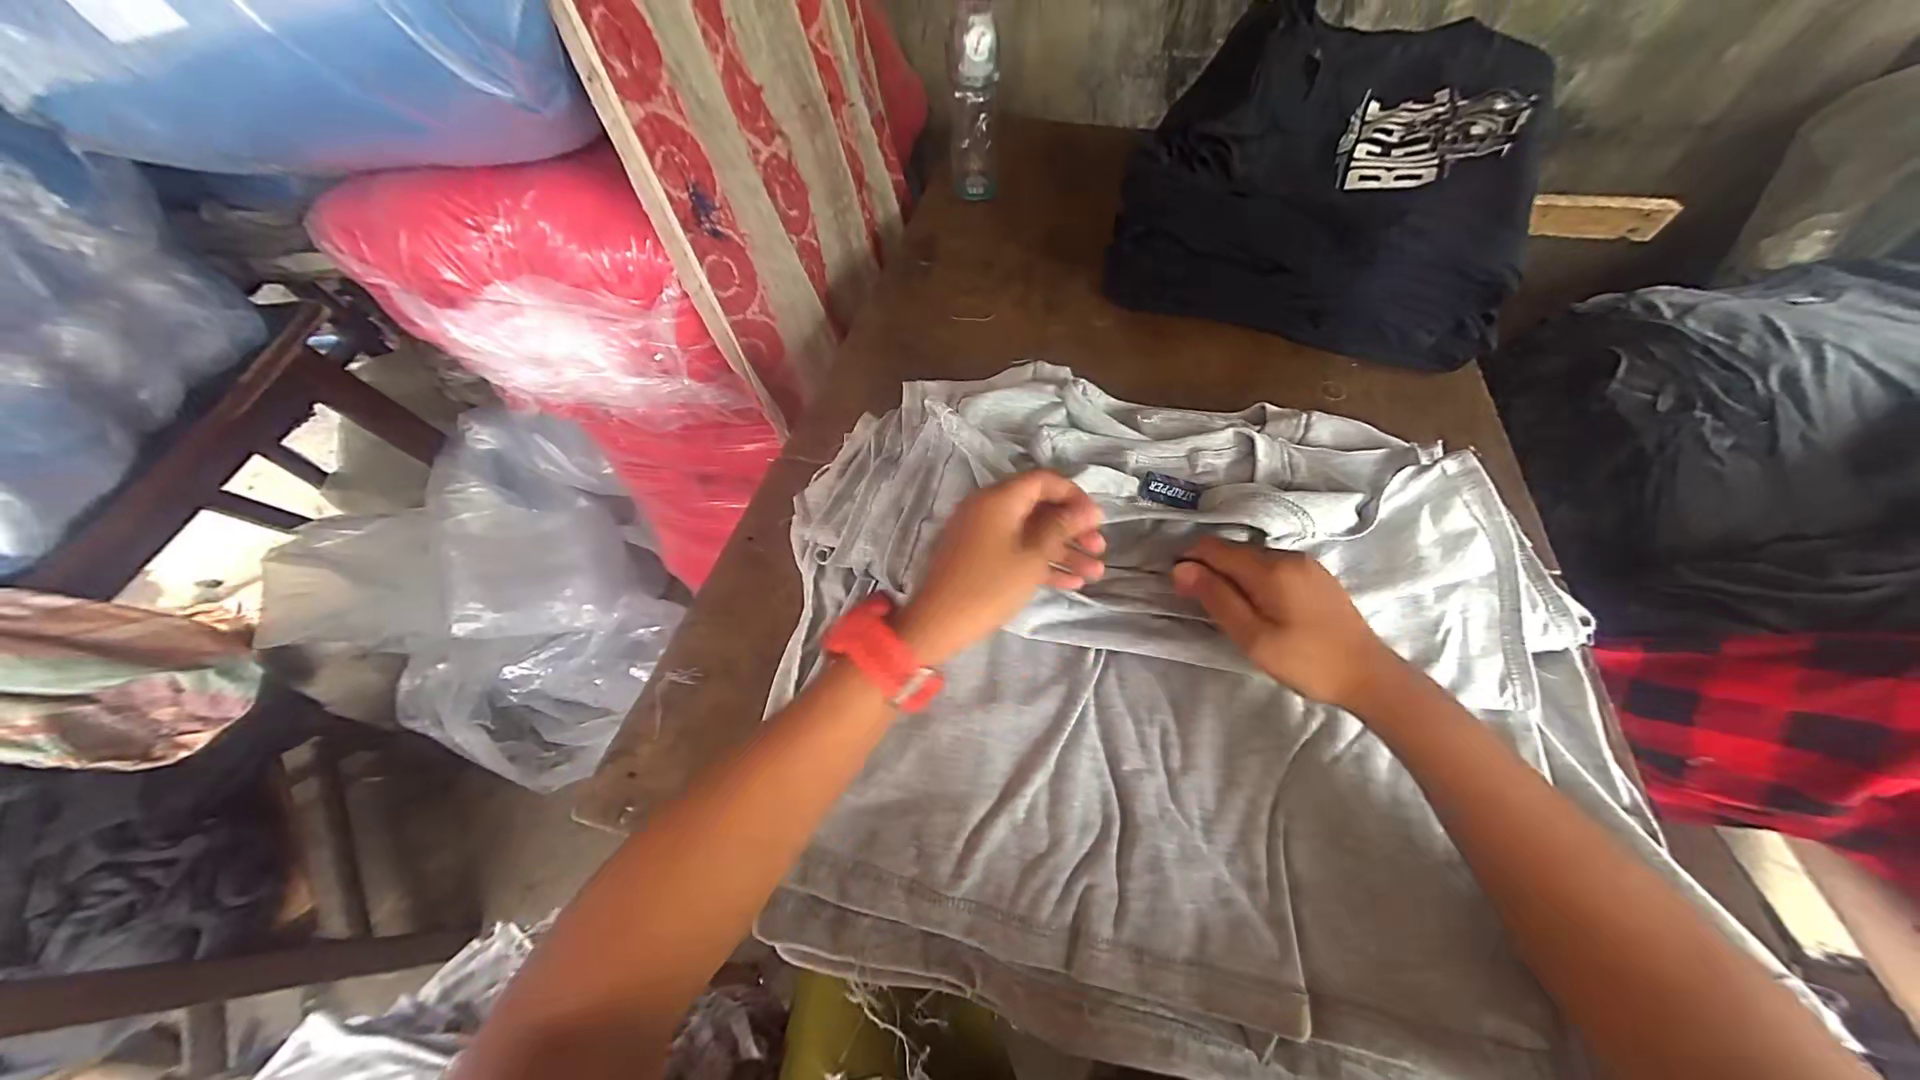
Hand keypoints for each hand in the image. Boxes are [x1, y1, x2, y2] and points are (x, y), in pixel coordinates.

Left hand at [894, 470, 1105, 664]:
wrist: (938, 622)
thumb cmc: (990, 587)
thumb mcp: (1033, 557)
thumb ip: (1062, 527)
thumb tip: (1089, 508)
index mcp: (999, 498)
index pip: (1044, 481)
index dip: (1075, 495)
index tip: (1097, 519)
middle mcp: (987, 507)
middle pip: (1038, 508)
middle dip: (1072, 529)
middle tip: (1099, 549)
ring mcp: (980, 532)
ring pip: (1029, 532)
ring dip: (1062, 550)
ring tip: (1094, 573)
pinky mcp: (976, 555)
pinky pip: (1013, 549)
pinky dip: (1039, 561)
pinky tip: (1070, 583)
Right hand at [1171, 536, 1401, 709]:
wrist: (1370, 676)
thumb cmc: (1306, 661)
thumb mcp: (1252, 636)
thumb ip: (1216, 598)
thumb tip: (1181, 568)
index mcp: (1270, 568)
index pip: (1213, 547)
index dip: (1189, 561)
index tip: (1179, 589)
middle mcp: (1287, 556)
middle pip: (1232, 551)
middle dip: (1209, 569)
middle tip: (1202, 606)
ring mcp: (1305, 564)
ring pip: (1251, 559)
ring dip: (1231, 576)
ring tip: (1230, 611)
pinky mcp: (1315, 576)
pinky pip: (1271, 567)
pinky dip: (1253, 580)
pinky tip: (1257, 607)